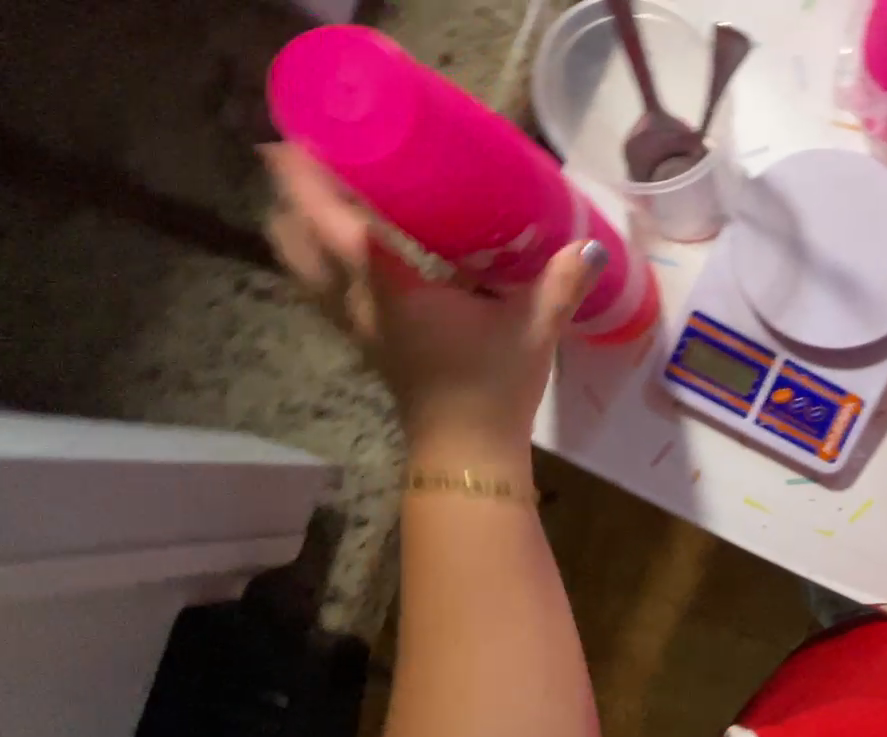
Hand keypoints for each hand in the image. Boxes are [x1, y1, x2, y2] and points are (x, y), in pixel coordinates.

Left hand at [260, 142, 605, 466]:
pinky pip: (320, 291)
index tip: (302, 133)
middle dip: (291, 193)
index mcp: (389, 285)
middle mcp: (356, 298)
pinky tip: (346, 261)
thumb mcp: (534, 331)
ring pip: (298, 265)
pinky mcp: (364, 344)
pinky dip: (317, 264)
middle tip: (314, 161)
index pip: (331, 215)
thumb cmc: (493, 386)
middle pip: (294, 234)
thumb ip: (560, 286)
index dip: (307, 172)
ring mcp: (353, 324)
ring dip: (296, 229)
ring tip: (317, 204)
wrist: (467, 449)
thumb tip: (592, 247)